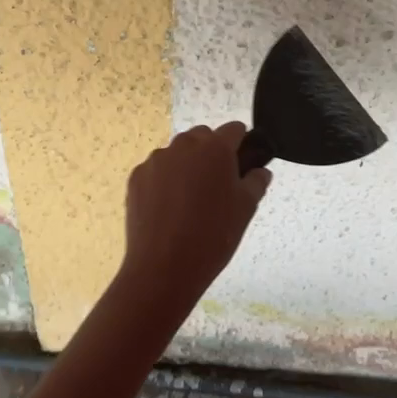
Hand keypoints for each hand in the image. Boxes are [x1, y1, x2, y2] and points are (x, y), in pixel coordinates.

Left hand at [118, 122, 271, 304]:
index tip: (242, 163)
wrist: (163, 269)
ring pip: (177, 152)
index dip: (241, 143)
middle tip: (216, 185)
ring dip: (187, 165)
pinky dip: (164, 180)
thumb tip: (260, 171)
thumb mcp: (246, 210)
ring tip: (189, 200)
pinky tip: (168, 208)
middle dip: (211, 152)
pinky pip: (156, 170)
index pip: (234, 129)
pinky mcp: (136, 177)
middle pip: (203, 136)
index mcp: (215, 148)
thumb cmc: (213, 236)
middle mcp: (184, 145)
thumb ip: (256, 182)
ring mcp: (156, 160)